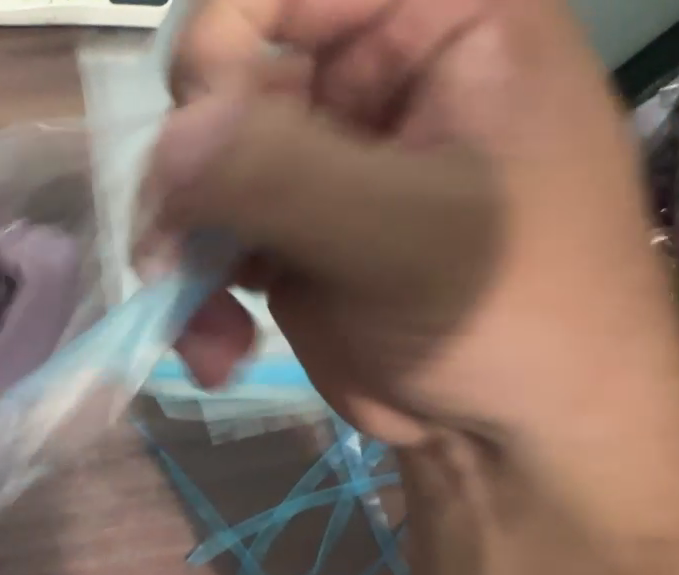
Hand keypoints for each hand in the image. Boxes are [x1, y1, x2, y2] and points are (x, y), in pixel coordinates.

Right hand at [138, 0, 678, 461]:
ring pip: (192, 171)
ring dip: (178, 253)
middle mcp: (364, 79)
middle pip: (217, 85)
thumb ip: (289, 176)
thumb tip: (168, 139)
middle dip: (186, 182)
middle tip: (181, 259)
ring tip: (203, 329)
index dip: (221, 58)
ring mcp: (315, 161)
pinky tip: (217, 347)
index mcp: (433, 26)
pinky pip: (200, 237)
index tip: (207, 153)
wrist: (506, 430)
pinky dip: (191, 294)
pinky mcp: (279, 230)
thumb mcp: (409, 237)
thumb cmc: (510, 315)